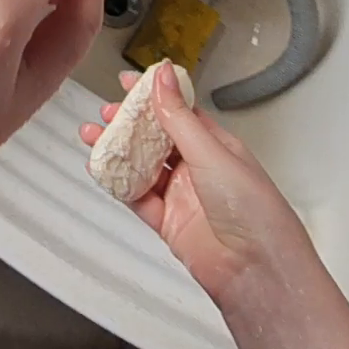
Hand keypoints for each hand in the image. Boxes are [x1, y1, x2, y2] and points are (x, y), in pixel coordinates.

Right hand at [78, 66, 316, 308]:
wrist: (257, 275)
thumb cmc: (252, 210)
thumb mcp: (211, 153)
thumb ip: (178, 115)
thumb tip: (163, 73)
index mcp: (215, 146)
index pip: (179, 111)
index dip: (152, 95)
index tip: (125, 81)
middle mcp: (197, 167)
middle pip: (154, 137)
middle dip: (128, 122)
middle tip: (106, 112)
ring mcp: (181, 195)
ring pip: (140, 165)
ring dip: (116, 149)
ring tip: (91, 135)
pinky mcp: (167, 221)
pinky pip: (135, 196)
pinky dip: (115, 182)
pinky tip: (98, 168)